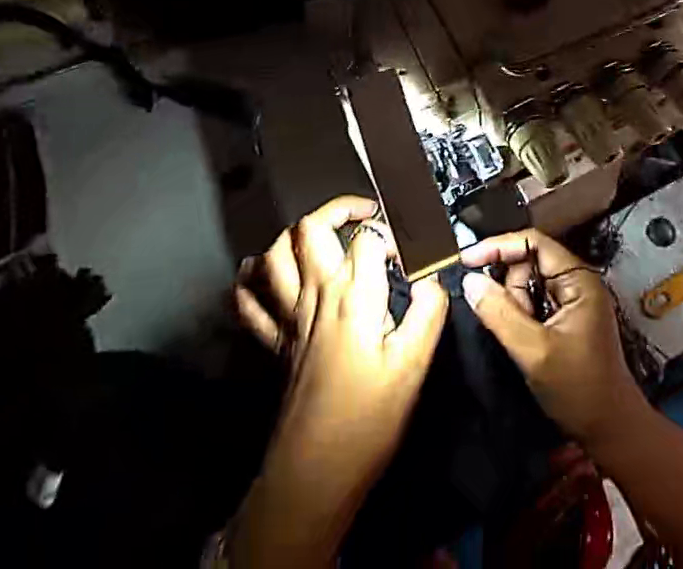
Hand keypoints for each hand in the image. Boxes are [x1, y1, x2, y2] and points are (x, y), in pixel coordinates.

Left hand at [231, 195, 448, 566]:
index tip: (414, 248)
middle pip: (312, 229)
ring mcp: (288, 318)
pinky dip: (253, 277)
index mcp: (353, 298)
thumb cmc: (368, 419)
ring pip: (275, 253)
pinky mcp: (273, 342)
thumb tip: (434, 278)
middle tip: (368, 215)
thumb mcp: (413, 364)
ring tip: (325, 235)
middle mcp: (315, 297)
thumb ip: (429, 310)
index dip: (396, 231)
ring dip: (298, 234)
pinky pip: (248, 300)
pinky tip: (266, 270)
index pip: (370, 237)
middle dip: (341, 209)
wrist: (314, 474)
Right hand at [459, 229, 648, 447]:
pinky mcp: (565, 320)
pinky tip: (520, 340)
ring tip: (521, 340)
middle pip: (528, 264)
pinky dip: (520, 317)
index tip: (466, 259)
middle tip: (505, 322)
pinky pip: (533, 305)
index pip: (534, 243)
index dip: (499, 246)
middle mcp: (577, 283)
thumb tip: (470, 280)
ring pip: (527, 286)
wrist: (610, 430)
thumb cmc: (579, 388)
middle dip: (508, 287)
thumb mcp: (534, 350)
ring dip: (513, 306)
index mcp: (579, 279)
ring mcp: (572, 302)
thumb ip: (500, 313)